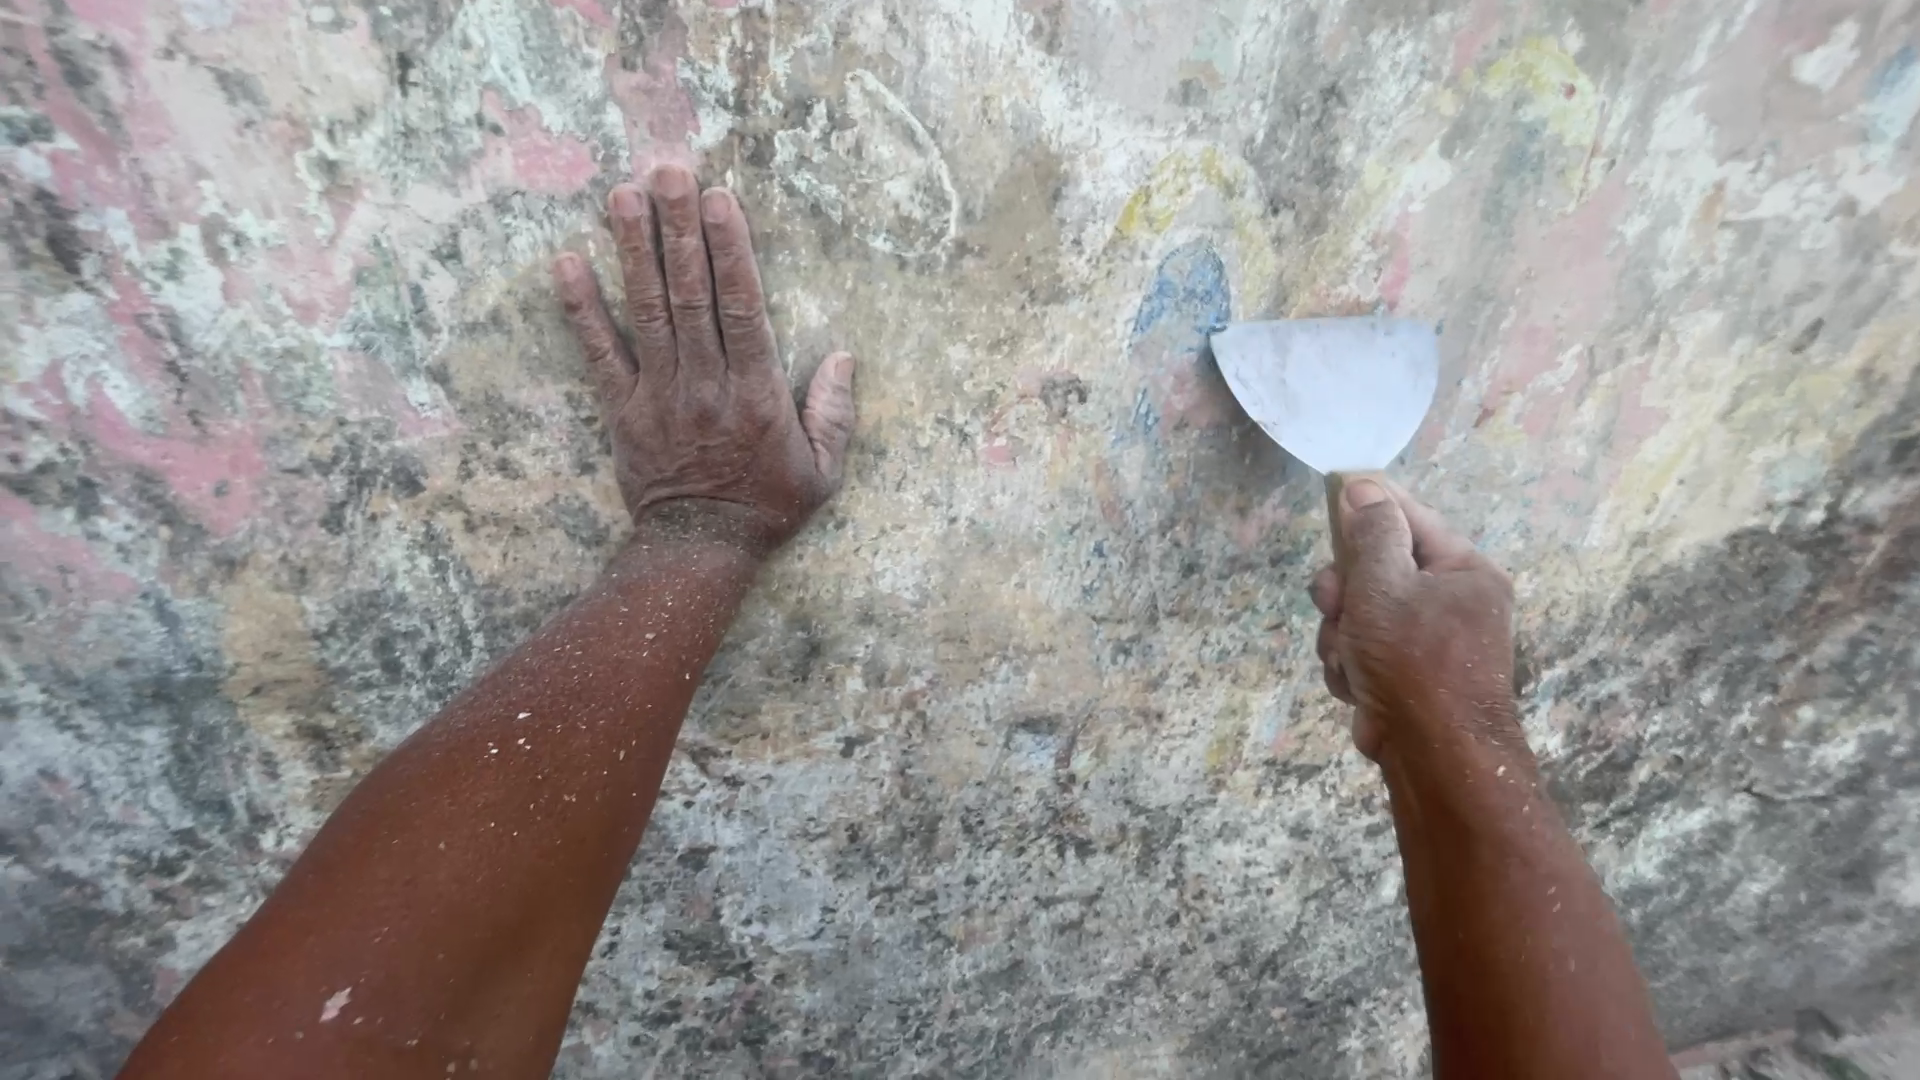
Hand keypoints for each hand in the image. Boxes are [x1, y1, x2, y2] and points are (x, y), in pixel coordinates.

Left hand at [552, 165, 855, 554]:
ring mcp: (658, 396)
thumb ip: (835, 414)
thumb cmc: (769, 506)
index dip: (730, 253)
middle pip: (690, 297)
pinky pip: (599, 355)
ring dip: (634, 252)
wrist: (703, 548)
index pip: (741, 311)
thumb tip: (842, 357)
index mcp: (757, 397)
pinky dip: (581, 309)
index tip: (720, 202)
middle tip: (668, 171)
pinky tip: (567, 262)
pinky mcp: (622, 410)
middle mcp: (706, 387)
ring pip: (646, 313)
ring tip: (622, 195)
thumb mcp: (824, 471)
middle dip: (680, 231)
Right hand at [1309, 479, 1520, 761]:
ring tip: (1348, 658)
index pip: (1411, 517)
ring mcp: (1427, 639)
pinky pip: (1359, 647)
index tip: (1334, 488)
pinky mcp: (1403, 671)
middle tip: (1334, 604)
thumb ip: (1371, 533)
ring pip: (1357, 612)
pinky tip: (1354, 681)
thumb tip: (1363, 487)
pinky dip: (1348, 662)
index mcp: (1462, 571)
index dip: (1370, 503)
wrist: (1431, 752)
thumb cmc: (1412, 659)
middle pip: (1375, 568)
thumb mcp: (1384, 585)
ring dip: (1339, 633)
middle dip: (1344, 590)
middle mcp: (1450, 600)